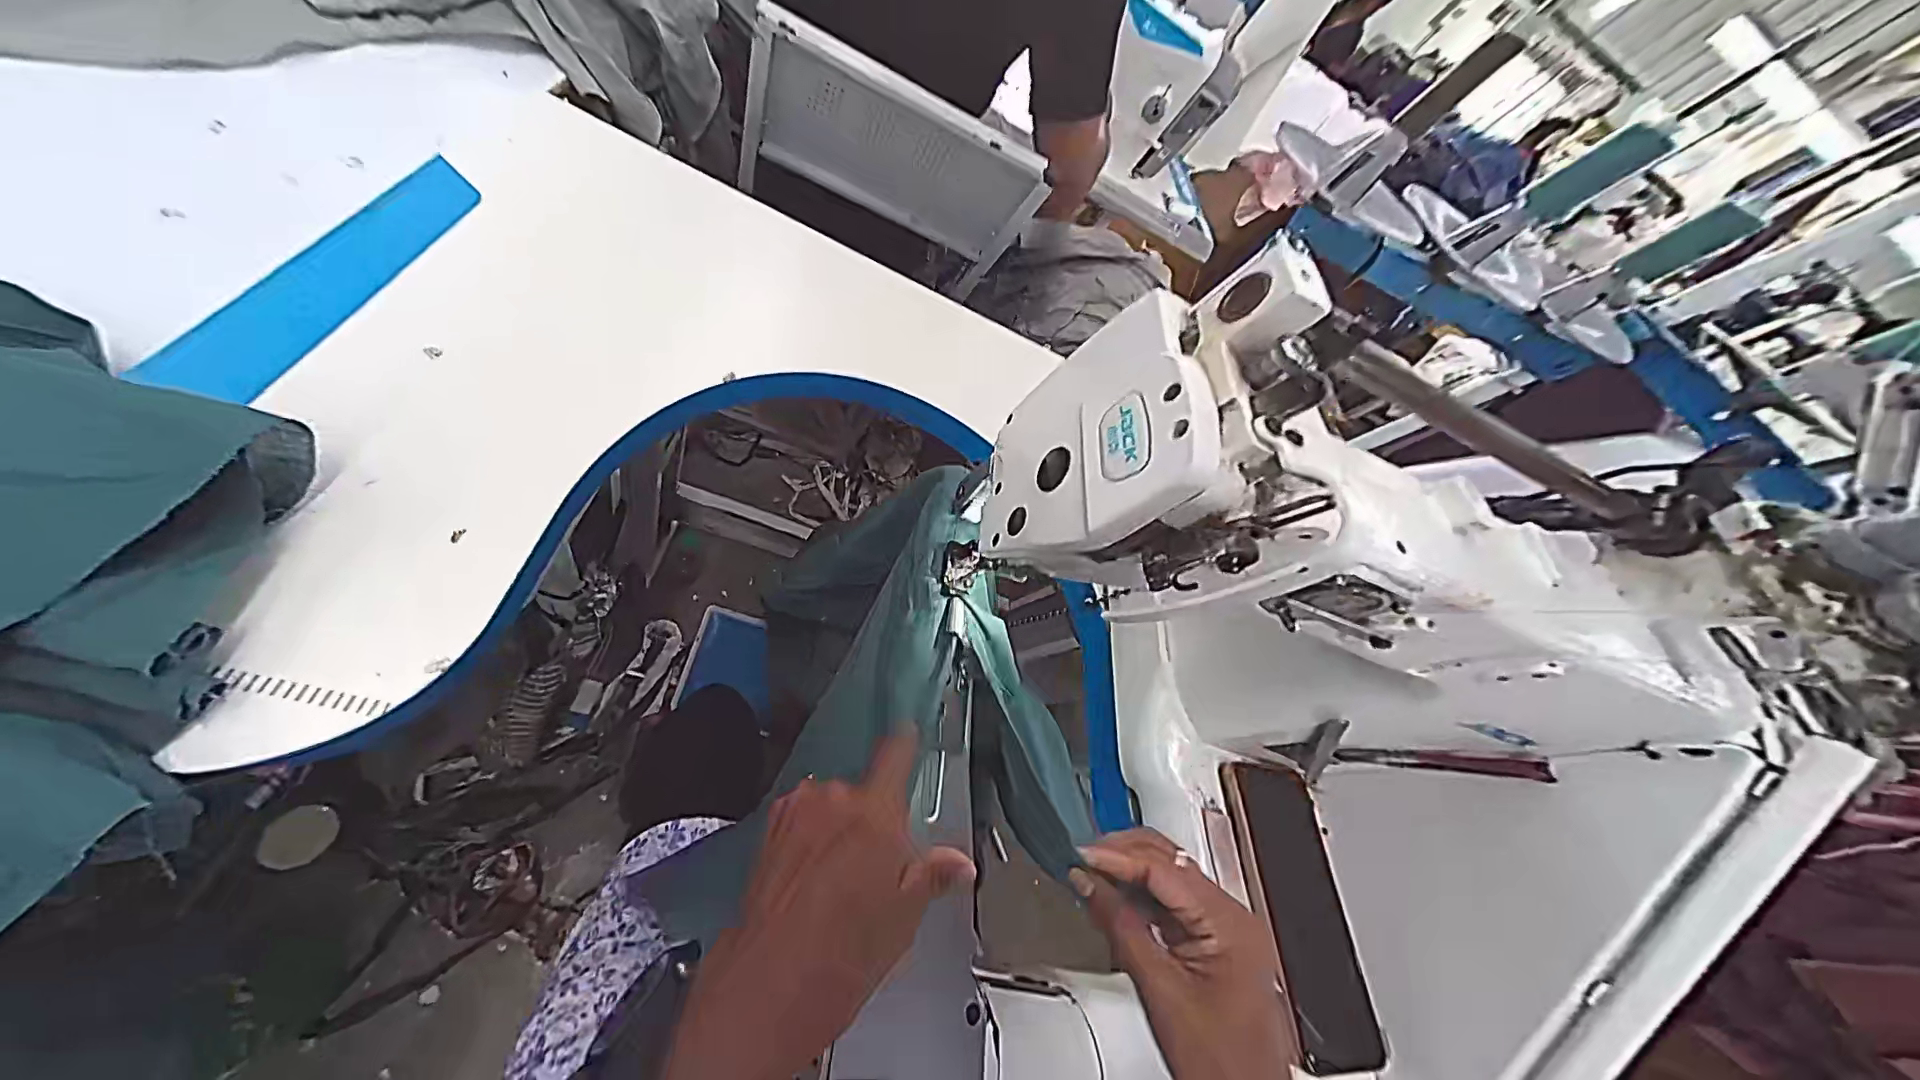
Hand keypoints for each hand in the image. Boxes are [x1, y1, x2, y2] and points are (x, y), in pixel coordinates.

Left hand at [662, 730, 974, 1079]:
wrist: (770, 981)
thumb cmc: (839, 953)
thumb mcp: (903, 916)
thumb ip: (931, 875)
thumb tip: (958, 864)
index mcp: (877, 812)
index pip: (896, 754)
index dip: (905, 741)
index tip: (908, 733)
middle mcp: (835, 800)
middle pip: (864, 792)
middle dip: (871, 818)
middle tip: (875, 863)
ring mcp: (798, 811)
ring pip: (831, 806)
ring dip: (837, 827)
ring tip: (838, 880)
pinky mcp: (771, 828)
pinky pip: (802, 818)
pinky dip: (809, 837)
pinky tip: (812, 879)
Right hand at [1073, 829, 1293, 1079]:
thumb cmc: (1221, 1061)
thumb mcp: (1160, 989)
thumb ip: (1120, 926)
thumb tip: (1088, 883)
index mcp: (1228, 923)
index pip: (1164, 868)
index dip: (1117, 857)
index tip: (1082, 855)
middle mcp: (1232, 916)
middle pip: (1170, 860)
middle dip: (1122, 853)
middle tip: (1082, 857)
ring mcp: (1224, 926)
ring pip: (1169, 874)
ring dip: (1129, 869)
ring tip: (1091, 872)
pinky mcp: (1213, 938)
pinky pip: (1171, 899)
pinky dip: (1139, 892)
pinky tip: (1114, 895)